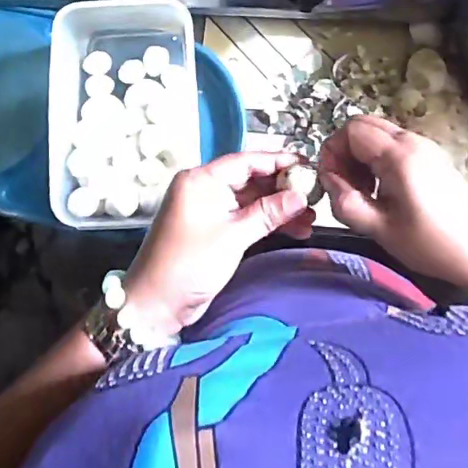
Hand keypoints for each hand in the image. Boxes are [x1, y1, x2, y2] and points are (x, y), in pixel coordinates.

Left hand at [122, 151, 314, 336]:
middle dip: (283, 187)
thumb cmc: (185, 267)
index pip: (246, 161)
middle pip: (251, 178)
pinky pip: (246, 215)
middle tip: (312, 192)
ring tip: (309, 215)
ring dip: (279, 207)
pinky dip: (267, 220)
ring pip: (252, 199)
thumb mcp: (232, 236)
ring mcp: (208, 209)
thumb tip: (299, 196)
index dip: (278, 161)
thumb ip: (268, 213)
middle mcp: (203, 188)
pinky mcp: (214, 228)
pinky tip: (292, 227)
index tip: (305, 165)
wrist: (154, 307)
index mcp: (200, 180)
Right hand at [319, 115, 467, 295]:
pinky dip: (378, 160)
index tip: (332, 184)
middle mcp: (412, 141)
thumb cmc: (434, 245)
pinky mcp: (432, 157)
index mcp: (399, 155)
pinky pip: (393, 144)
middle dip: (344, 151)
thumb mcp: (382, 231)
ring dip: (360, 156)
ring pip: (377, 134)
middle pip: (362, 125)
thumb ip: (346, 203)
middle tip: (345, 186)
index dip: (332, 153)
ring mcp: (424, 146)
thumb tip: (327, 182)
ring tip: (364, 192)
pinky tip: (383, 192)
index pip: (350, 130)